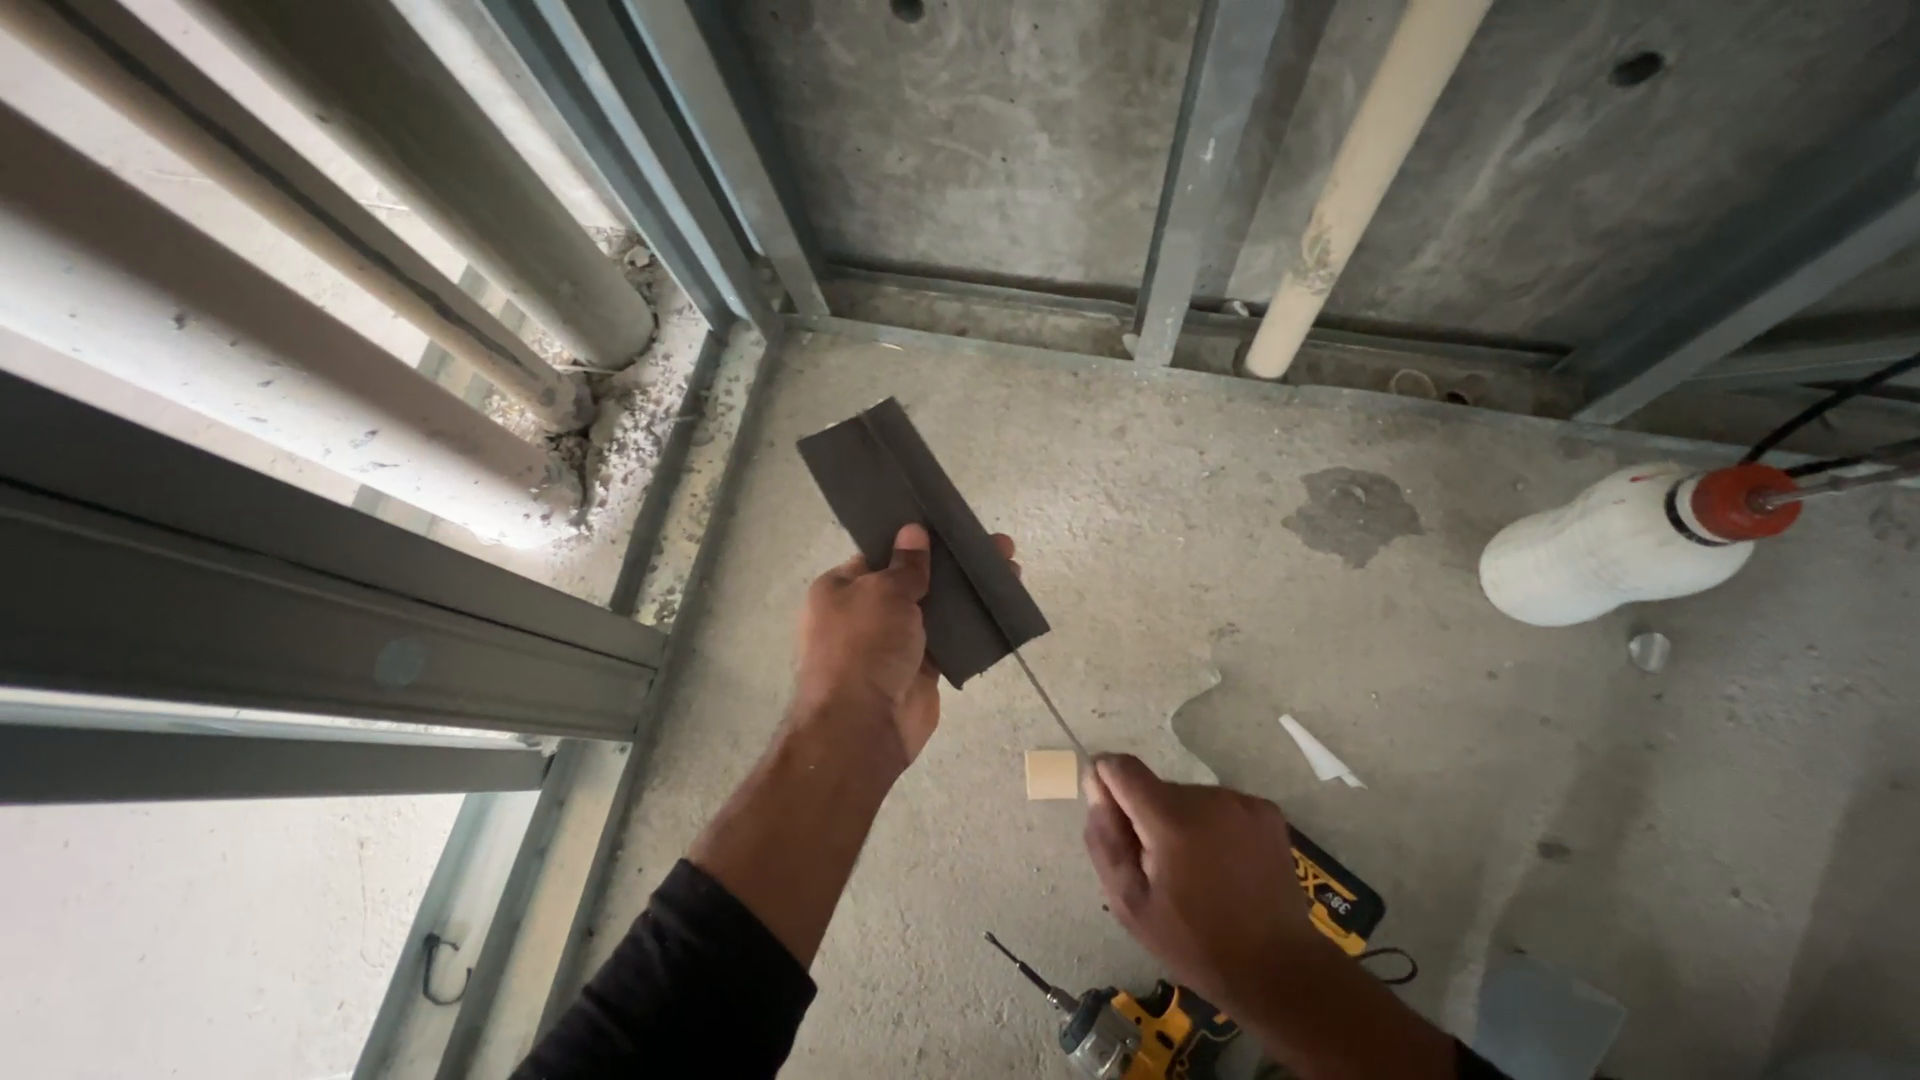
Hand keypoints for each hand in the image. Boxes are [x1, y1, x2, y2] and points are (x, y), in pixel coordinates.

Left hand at [795, 524, 1016, 766]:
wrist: (863, 727)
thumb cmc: (863, 647)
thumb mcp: (883, 592)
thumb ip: (906, 564)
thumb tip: (913, 531)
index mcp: (840, 589)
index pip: (879, 555)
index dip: (914, 541)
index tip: (950, 527)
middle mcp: (864, 614)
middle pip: (914, 580)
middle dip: (953, 565)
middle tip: (997, 547)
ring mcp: (893, 644)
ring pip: (937, 610)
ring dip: (969, 594)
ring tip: (1011, 571)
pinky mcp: (921, 670)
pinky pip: (950, 641)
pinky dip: (973, 628)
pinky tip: (1002, 607)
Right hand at [1082, 754, 1321, 1015]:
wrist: (1276, 967)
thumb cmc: (1194, 942)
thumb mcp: (1130, 904)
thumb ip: (1105, 840)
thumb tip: (1095, 789)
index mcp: (1171, 819)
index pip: (1121, 768)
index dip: (1105, 781)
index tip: (1108, 813)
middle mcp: (1208, 798)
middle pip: (1156, 788)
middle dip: (1146, 816)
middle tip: (1158, 868)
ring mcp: (1243, 802)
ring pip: (1189, 798)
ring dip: (1180, 822)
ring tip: (1195, 871)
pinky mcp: (1267, 812)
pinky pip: (1220, 806)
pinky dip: (1213, 826)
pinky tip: (1224, 865)